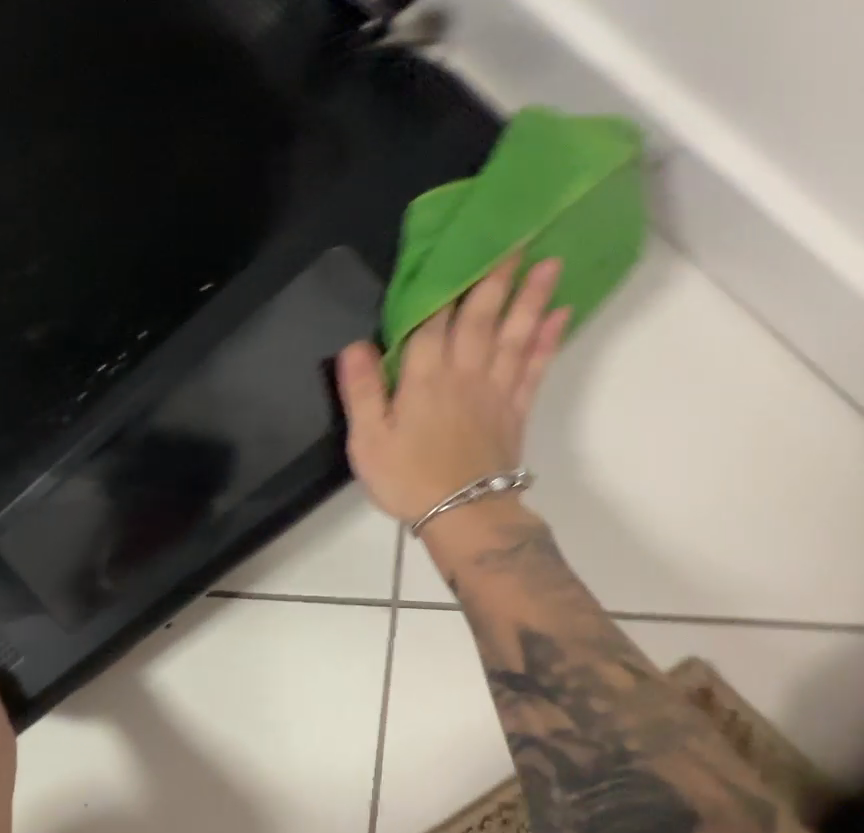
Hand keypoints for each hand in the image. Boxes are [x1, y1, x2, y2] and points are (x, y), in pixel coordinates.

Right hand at [337, 256, 569, 523]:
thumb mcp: (366, 439)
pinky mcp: (515, 408)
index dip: (442, 288)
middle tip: (516, 239)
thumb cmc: (405, 476)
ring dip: (531, 297)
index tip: (457, 252)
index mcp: (423, 379)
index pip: (431, 324)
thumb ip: (361, 390)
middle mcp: (464, 374)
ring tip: (548, 262)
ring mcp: (495, 390)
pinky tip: (558, 315)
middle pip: (480, 318)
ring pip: (514, 334)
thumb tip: (356, 345)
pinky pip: (534, 365)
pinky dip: (547, 338)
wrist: (464, 512)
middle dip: (494, 278)